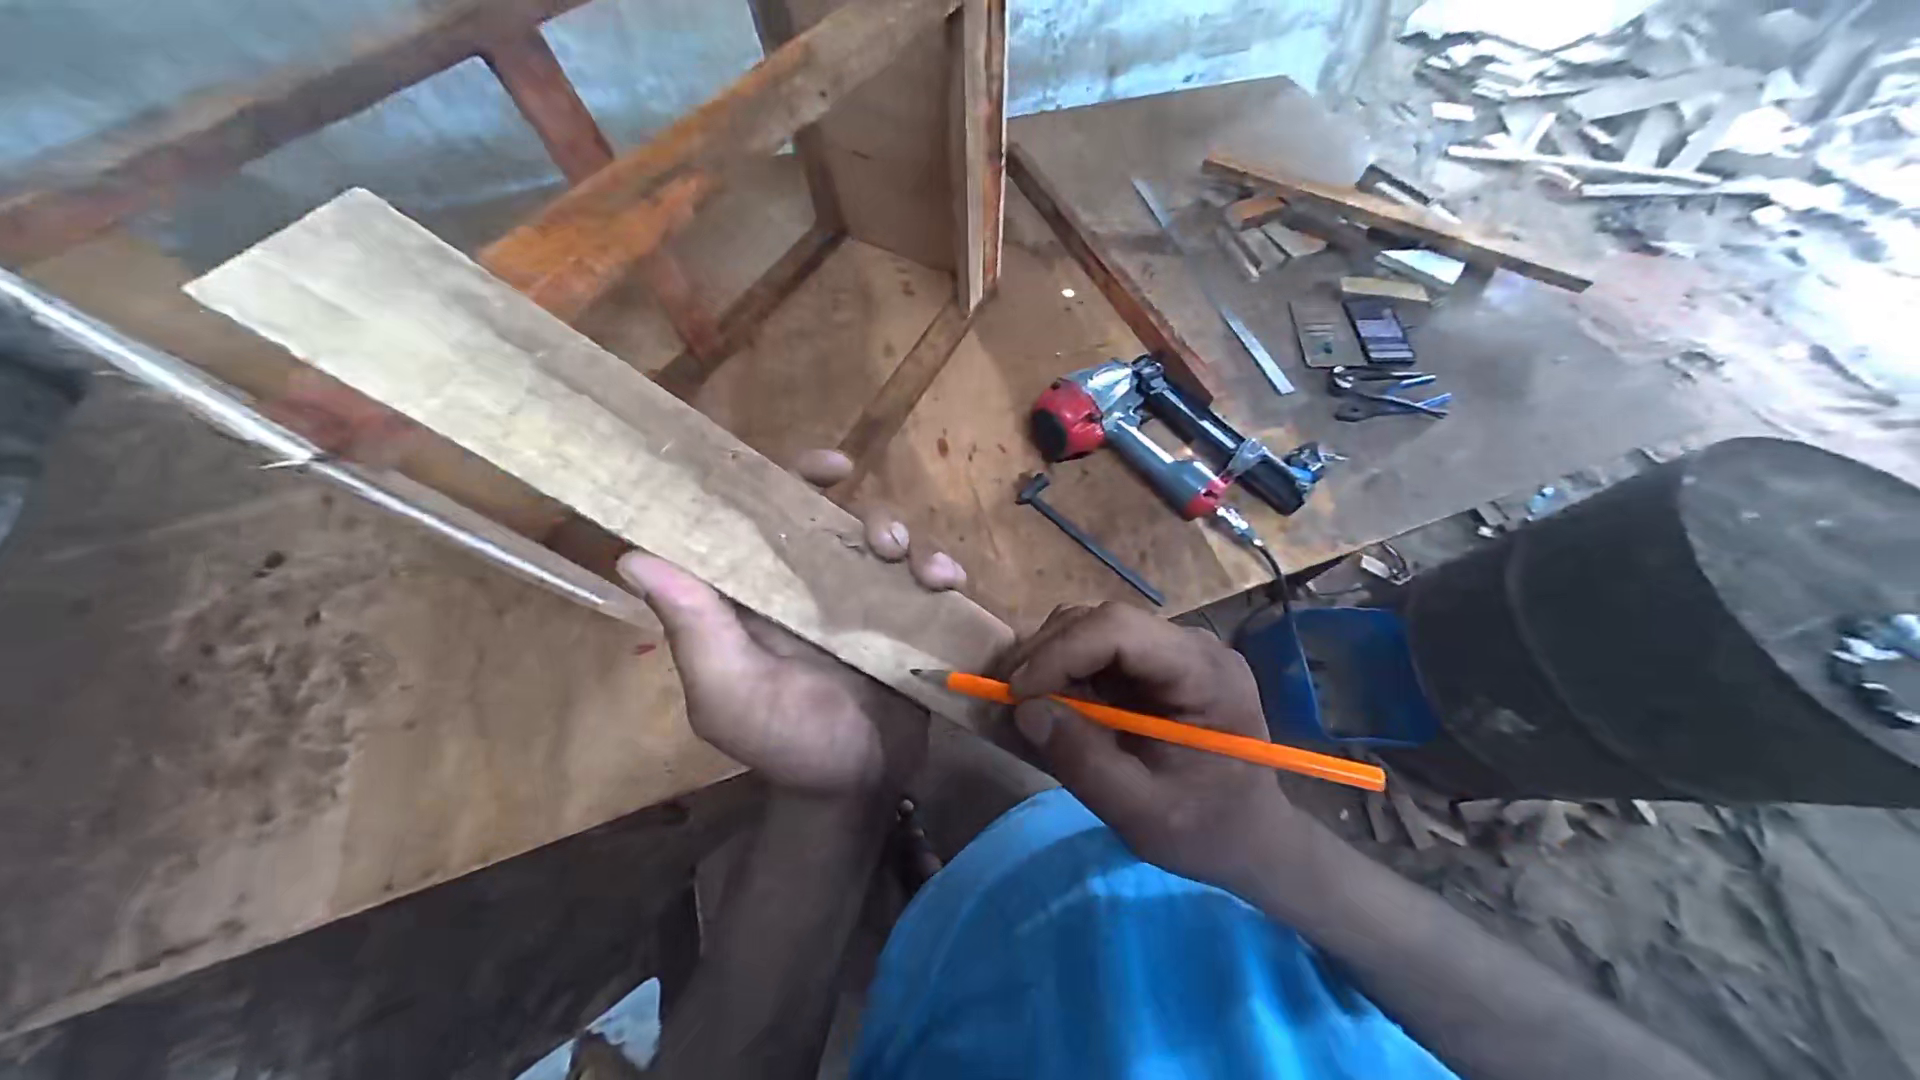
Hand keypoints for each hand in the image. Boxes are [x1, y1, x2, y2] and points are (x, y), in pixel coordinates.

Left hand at [618, 450, 963, 795]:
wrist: (855, 790)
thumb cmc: (785, 743)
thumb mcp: (729, 692)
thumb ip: (694, 629)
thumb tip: (634, 557)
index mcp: (763, 590)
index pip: (770, 515)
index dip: (794, 479)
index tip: (831, 469)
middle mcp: (813, 585)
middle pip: (842, 521)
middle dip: (870, 515)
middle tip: (885, 539)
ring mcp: (866, 602)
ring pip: (892, 545)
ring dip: (911, 543)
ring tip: (923, 573)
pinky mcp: (907, 621)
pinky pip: (928, 581)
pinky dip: (942, 572)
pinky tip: (948, 586)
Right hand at [1003, 602, 1300, 890]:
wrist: (1252, 837)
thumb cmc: (1208, 832)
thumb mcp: (1143, 814)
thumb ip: (1084, 762)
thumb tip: (1024, 710)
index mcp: (1206, 675)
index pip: (1121, 629)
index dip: (1061, 652)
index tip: (1017, 693)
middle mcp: (1192, 646)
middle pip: (1103, 620)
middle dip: (1047, 653)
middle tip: (1007, 697)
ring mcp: (1174, 650)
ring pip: (1093, 627)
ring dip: (1051, 658)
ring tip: (1028, 702)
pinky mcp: (1156, 663)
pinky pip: (1098, 648)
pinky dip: (1065, 669)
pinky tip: (1054, 702)